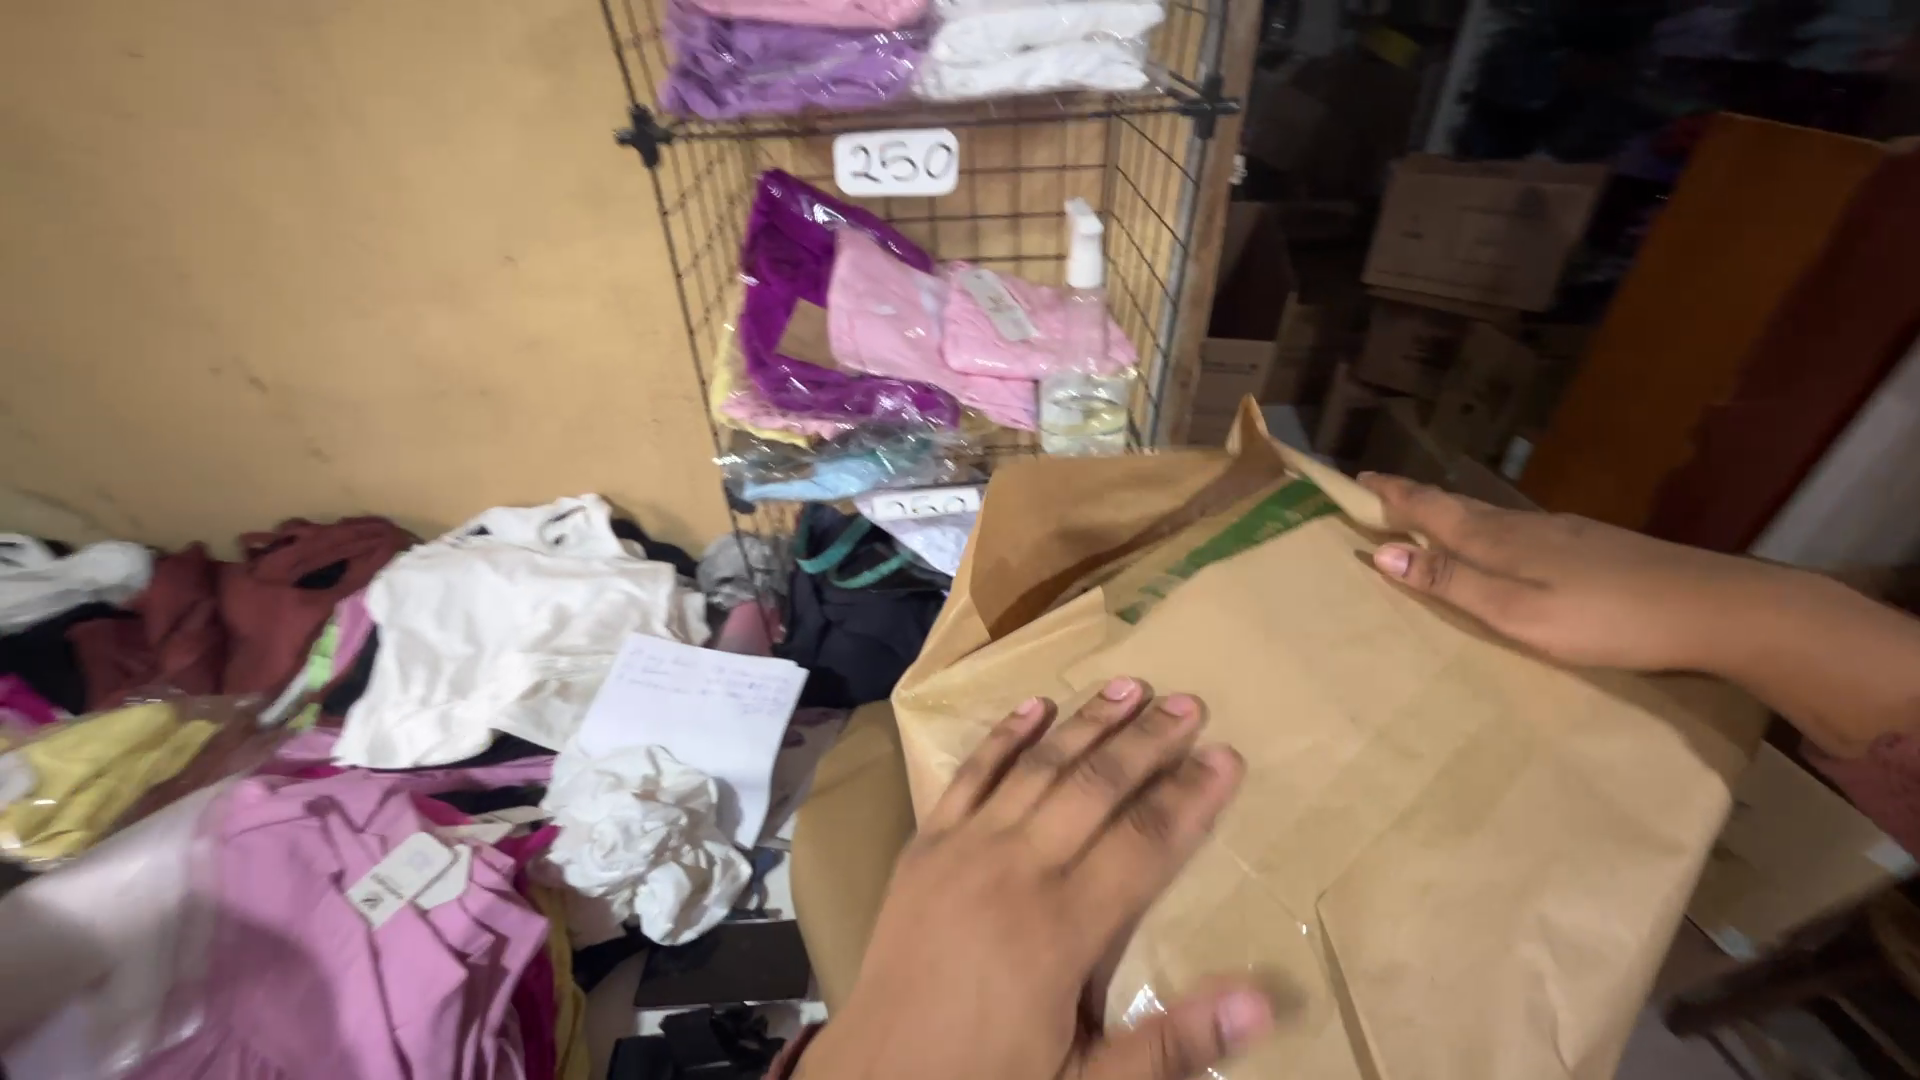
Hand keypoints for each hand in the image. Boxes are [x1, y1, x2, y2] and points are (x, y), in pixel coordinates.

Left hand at [793, 678, 1271, 1079]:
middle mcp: (1015, 869)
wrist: (877, 1079)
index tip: (1225, 756)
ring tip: (1126, 685)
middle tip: (1187, 702)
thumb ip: (1171, 1044)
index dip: (1190, 798)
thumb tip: (1261, 1003)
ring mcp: (965, 846)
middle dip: (1147, 743)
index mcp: (1061, 928)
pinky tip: (1034, 704)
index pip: (1144, 844)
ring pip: (1037, 767)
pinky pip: (970, 775)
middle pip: (1095, 788)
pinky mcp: (927, 842)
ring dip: (1086, 723)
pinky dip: (1003, 736)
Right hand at [1357, 473, 1779, 672]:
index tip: (1355, 480)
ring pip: (1488, 515)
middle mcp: (1522, 526)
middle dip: (1412, 498)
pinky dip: (1485, 528)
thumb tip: (1379, 551)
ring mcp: (1561, 532)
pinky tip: (1497, 542)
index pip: (1429, 509)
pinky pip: (1516, 528)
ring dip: (1448, 512)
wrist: (1720, 608)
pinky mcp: (1590, 543)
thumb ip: (1450, 582)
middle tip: (1379, 492)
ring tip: (1425, 516)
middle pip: (1455, 504)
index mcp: (1497, 541)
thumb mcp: (1516, 612)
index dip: (1390, 495)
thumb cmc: (1606, 617)